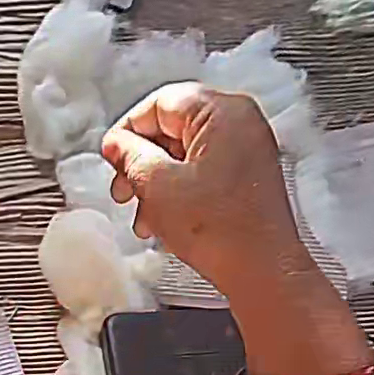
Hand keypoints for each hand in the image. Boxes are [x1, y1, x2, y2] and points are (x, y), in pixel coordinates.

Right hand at [99, 82, 307, 297]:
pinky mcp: (247, 181)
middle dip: (141, 163)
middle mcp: (240, 125)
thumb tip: (117, 145)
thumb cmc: (224, 232)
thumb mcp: (158, 187)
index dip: (128, 131)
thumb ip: (130, 156)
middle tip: (124, 189)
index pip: (160, 104)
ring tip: (142, 215)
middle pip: (173, 130)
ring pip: (185, 157)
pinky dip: (179, 194)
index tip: (113, 156)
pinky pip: (203, 176)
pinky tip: (164, 221)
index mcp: (222, 113)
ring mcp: (247, 153)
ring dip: (156, 185)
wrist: (261, 271)